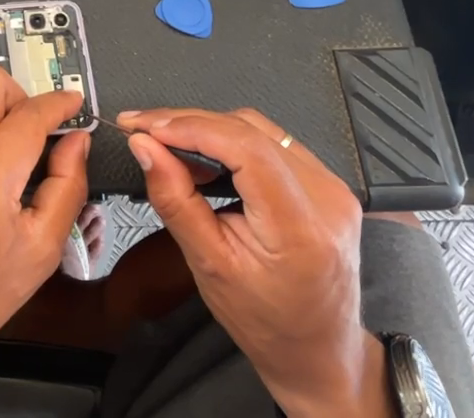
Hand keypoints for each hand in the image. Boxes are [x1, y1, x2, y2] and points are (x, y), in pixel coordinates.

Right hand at [120, 107, 391, 417]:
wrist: (318, 351)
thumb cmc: (263, 320)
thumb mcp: (207, 265)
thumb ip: (175, 200)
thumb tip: (144, 146)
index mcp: (299, 227)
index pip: (244, 147)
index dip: (189, 127)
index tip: (143, 127)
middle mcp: (326, 198)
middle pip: (248, 129)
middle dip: (187, 121)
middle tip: (141, 128)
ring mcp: (332, 187)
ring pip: (258, 128)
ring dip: (206, 127)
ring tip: (166, 143)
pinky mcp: (327, 183)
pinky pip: (271, 141)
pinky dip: (229, 139)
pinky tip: (202, 154)